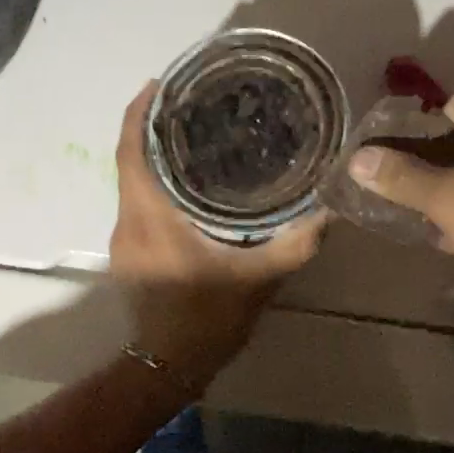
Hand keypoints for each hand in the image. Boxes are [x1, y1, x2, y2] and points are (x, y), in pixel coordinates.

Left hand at [109, 84, 325, 383]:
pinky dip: (155, 186)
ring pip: (132, 185)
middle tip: (189, 105)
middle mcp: (126, 223)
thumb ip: (296, 244)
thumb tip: (330, 210)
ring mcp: (123, 243)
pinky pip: (136, 206)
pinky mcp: (129, 257)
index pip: (131, 153)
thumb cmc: (207, 320)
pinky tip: (188, 185)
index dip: (139, 114)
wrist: (170, 367)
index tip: (158, 84)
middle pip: (129, 163)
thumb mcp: (259, 279)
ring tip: (193, 137)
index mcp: (149, 218)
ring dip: (153, 159)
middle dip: (151, 129)